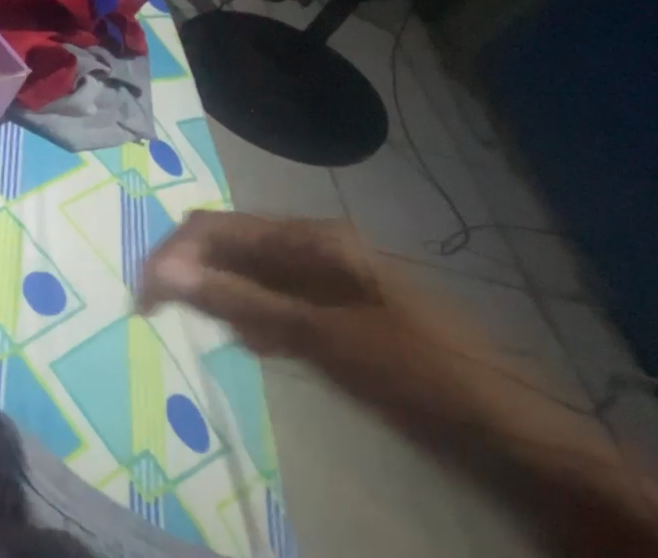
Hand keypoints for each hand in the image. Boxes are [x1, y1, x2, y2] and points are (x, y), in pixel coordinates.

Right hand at [137, 212, 481, 402]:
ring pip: (245, 274)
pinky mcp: (334, 307)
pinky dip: (249, 316)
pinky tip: (256, 345)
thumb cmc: (416, 372)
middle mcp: (313, 245)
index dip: (170, 255)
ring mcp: (326, 276)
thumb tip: (161, 270)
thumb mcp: (319, 336)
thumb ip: (238, 299)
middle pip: (227, 244)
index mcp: (311, 237)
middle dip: (188, 273)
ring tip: (207, 334)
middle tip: (161, 316)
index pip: (213, 227)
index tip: (143, 300)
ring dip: (216, 296)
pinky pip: (271, 299)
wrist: (514, 430)